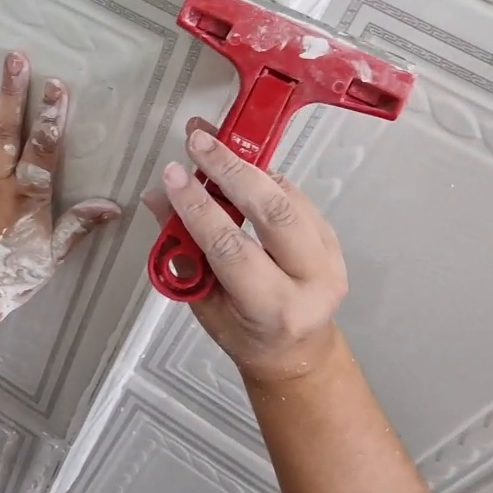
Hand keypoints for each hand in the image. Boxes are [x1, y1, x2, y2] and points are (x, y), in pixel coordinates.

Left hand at [0, 52, 120, 335]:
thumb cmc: (4, 281)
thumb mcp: (49, 259)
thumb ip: (78, 227)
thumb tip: (113, 205)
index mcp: (24, 199)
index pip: (43, 150)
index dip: (51, 116)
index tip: (56, 85)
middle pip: (5, 130)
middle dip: (12, 91)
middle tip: (15, 57)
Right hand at [144, 120, 347, 383]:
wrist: (297, 351)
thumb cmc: (244, 334)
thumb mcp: (203, 303)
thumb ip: (182, 252)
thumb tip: (159, 197)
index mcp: (273, 309)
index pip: (232, 249)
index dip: (199, 208)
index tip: (173, 176)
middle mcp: (311, 283)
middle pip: (273, 213)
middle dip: (231, 171)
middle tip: (198, 142)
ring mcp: (330, 258)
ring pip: (289, 198)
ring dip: (249, 166)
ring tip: (215, 143)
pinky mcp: (334, 239)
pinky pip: (298, 198)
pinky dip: (266, 178)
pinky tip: (240, 164)